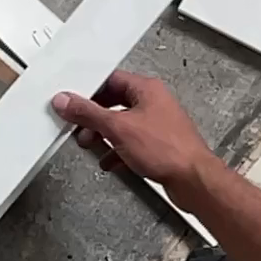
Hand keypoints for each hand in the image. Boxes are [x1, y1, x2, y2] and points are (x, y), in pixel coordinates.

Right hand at [51, 71, 217, 190]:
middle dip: (94, 116)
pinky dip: (117, 149)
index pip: (109, 79)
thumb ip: (88, 114)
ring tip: (90, 143)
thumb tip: (67, 102)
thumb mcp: (118, 128)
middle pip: (114, 102)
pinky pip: (131, 142)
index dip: (88, 90)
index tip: (72, 101)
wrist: (193, 181)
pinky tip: (109, 160)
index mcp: (146, 89)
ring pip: (122, 123)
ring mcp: (157, 124)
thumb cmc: (169, 150)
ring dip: (104, 134)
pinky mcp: (159, 144)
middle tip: (79, 125)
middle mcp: (154, 102)